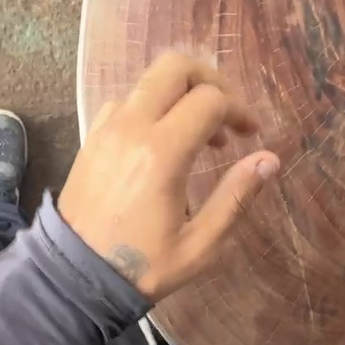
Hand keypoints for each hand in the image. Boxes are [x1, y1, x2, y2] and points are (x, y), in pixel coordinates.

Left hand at [59, 53, 280, 300]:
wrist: (76, 278)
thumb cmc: (143, 267)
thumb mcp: (199, 246)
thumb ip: (235, 198)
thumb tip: (268, 161)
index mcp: (162, 154)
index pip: (210, 100)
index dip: (239, 111)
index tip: (252, 135)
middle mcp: (131, 128)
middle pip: (175, 67)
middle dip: (211, 81)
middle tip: (227, 115)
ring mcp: (106, 128)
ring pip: (150, 81)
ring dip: (181, 95)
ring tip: (200, 136)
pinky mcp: (92, 137)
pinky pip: (127, 101)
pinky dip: (153, 107)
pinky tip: (164, 142)